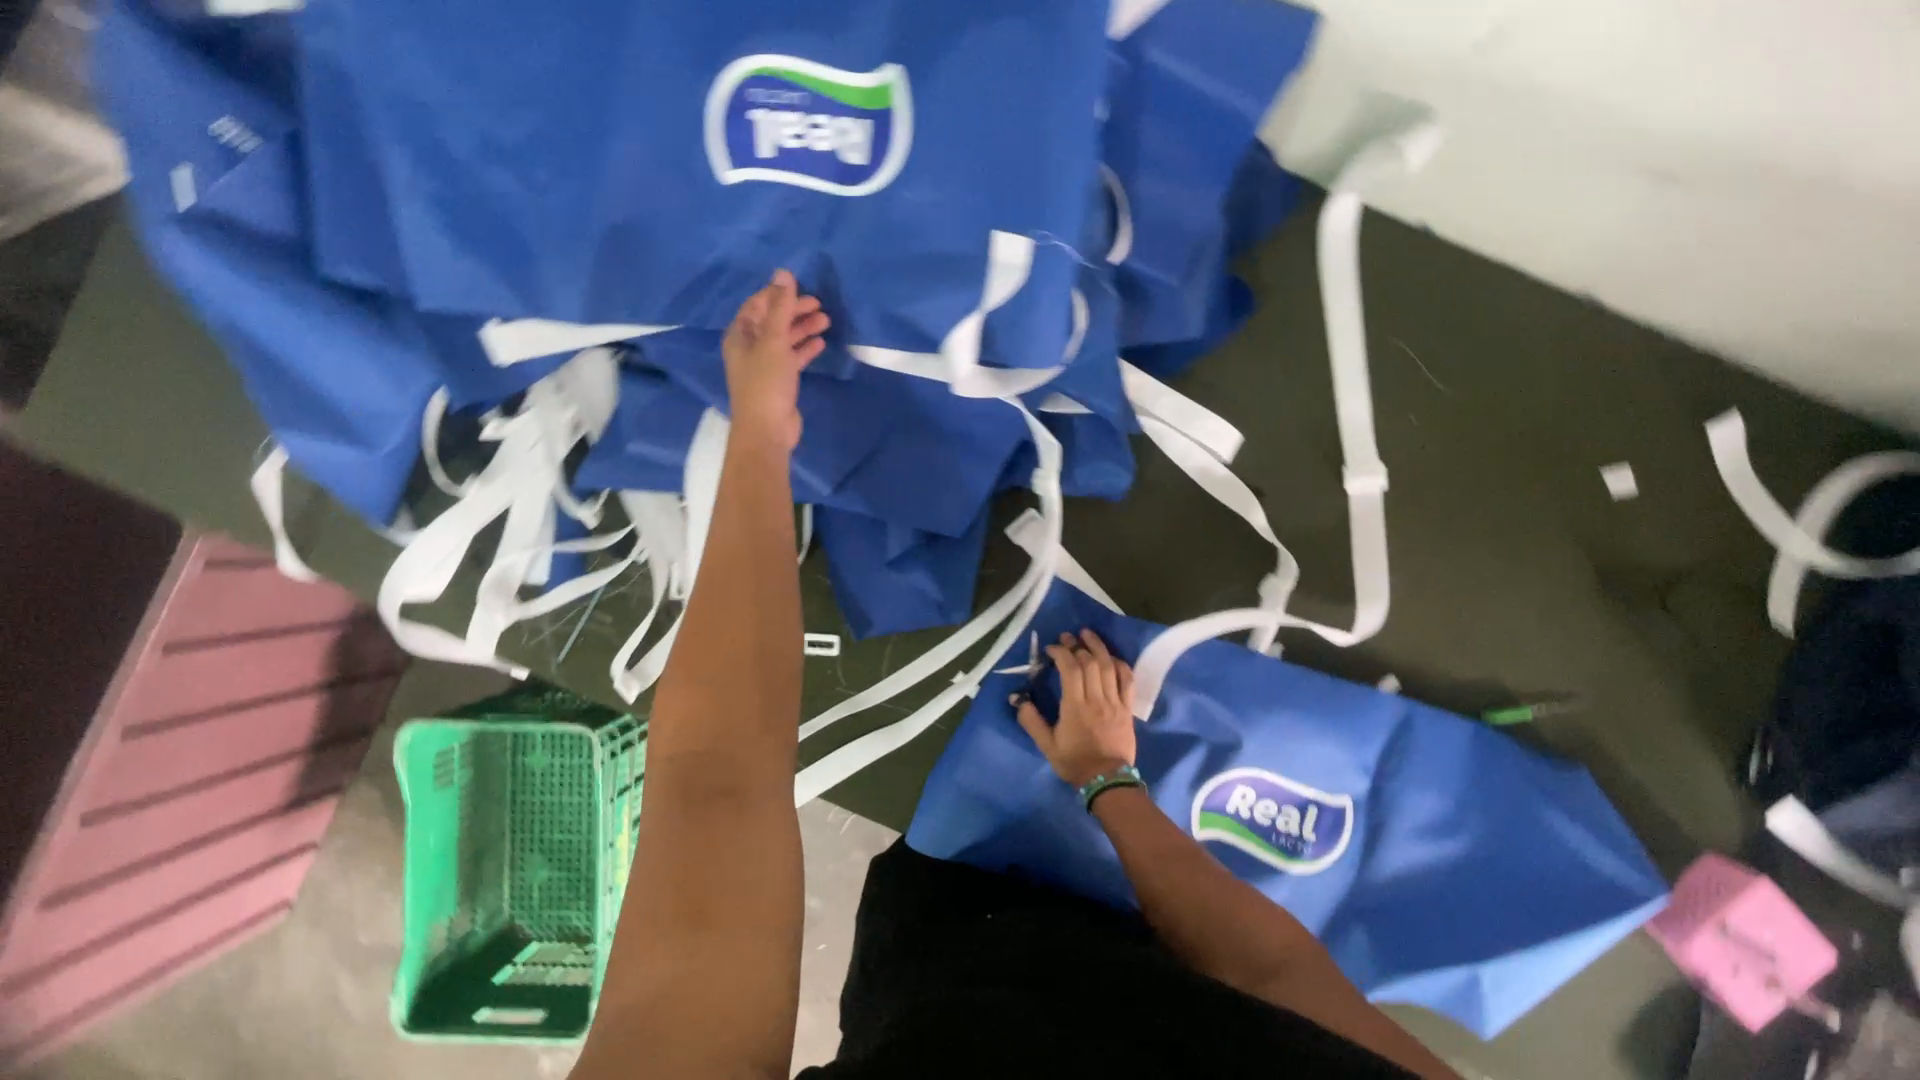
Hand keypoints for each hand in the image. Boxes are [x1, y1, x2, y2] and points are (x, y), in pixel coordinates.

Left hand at [721, 269, 829, 449]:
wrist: (767, 429)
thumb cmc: (766, 382)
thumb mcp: (773, 340)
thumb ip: (780, 307)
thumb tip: (784, 272)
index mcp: (740, 335)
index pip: (757, 305)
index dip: (778, 294)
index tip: (802, 289)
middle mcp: (749, 347)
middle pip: (772, 321)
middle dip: (795, 311)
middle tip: (820, 305)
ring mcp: (763, 365)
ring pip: (784, 339)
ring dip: (803, 328)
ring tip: (826, 321)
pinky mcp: (778, 381)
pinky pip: (791, 357)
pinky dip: (804, 348)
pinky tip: (820, 343)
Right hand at [1015, 630, 1137, 787]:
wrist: (1106, 780)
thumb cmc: (1074, 763)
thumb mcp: (1046, 745)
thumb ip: (1031, 720)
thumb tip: (1018, 699)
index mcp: (1074, 706)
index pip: (1070, 669)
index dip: (1061, 653)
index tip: (1052, 649)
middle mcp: (1096, 699)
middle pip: (1089, 663)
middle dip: (1078, 645)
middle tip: (1068, 637)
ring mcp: (1115, 702)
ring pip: (1108, 666)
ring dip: (1098, 647)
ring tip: (1089, 634)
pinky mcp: (1127, 709)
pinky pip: (1127, 680)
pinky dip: (1120, 665)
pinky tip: (1112, 657)